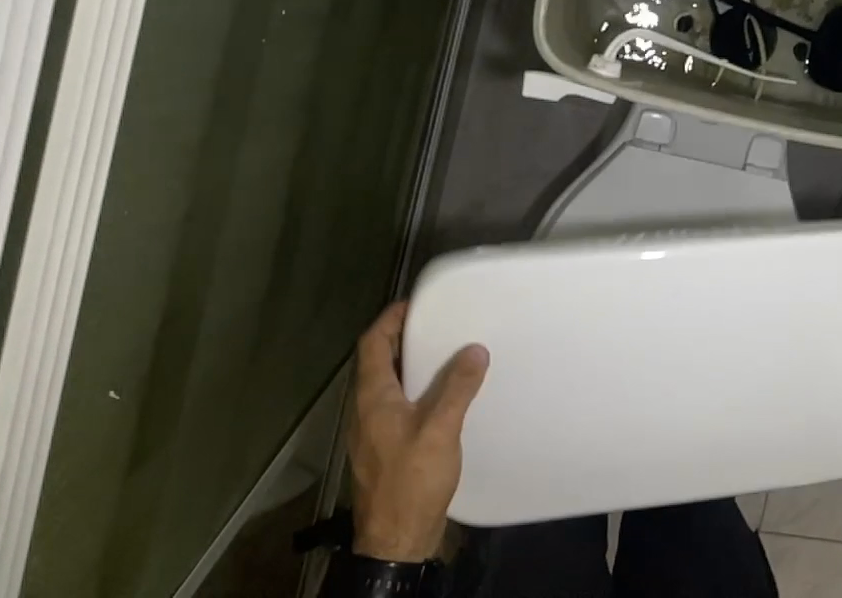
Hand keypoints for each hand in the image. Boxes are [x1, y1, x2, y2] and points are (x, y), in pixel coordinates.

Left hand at [346, 301, 488, 561]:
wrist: (397, 539)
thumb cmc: (411, 480)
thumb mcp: (439, 429)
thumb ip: (457, 387)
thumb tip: (474, 350)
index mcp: (372, 398)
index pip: (371, 344)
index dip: (389, 320)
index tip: (415, 303)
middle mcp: (367, 410)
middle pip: (378, 362)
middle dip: (404, 339)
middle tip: (438, 322)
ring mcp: (375, 431)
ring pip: (389, 385)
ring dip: (412, 365)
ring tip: (447, 352)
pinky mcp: (388, 448)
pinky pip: (400, 405)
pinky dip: (418, 389)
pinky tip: (445, 396)